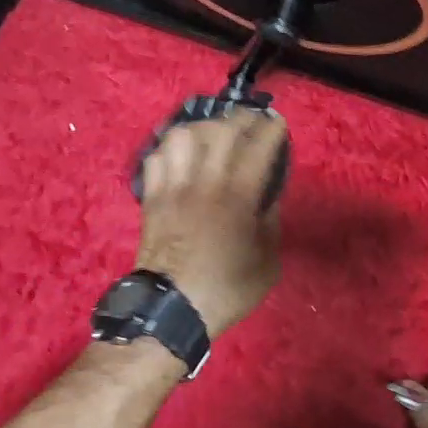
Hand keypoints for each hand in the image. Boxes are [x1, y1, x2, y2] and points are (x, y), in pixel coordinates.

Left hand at [134, 107, 287, 337]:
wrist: (170, 309)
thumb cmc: (224, 289)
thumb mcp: (267, 264)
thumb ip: (271, 223)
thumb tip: (269, 198)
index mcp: (238, 198)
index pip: (257, 147)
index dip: (270, 129)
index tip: (276, 122)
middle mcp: (205, 182)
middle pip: (221, 130)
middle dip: (240, 118)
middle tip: (250, 121)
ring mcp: (174, 187)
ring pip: (183, 135)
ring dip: (202, 127)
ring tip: (211, 133)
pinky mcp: (151, 196)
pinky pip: (156, 157)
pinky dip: (169, 148)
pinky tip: (180, 154)